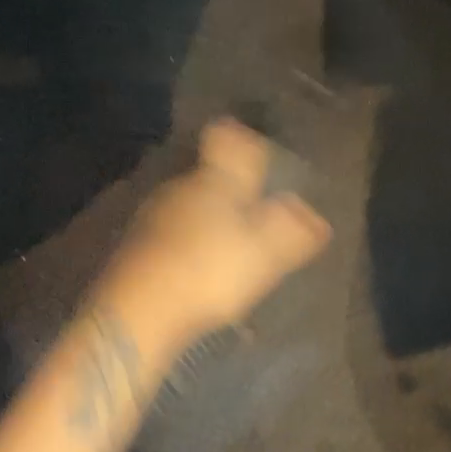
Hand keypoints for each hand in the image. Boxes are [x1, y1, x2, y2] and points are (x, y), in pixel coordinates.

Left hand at [94, 119, 330, 351]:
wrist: (138, 310)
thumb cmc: (209, 273)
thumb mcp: (266, 254)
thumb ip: (293, 230)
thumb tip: (316, 216)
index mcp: (215, 181)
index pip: (227, 141)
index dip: (242, 142)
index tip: (256, 151)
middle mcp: (180, 187)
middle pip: (207, 176)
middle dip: (228, 190)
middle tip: (250, 211)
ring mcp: (152, 215)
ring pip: (186, 204)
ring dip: (204, 219)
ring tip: (224, 246)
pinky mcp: (134, 244)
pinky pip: (168, 232)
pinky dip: (183, 243)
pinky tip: (193, 267)